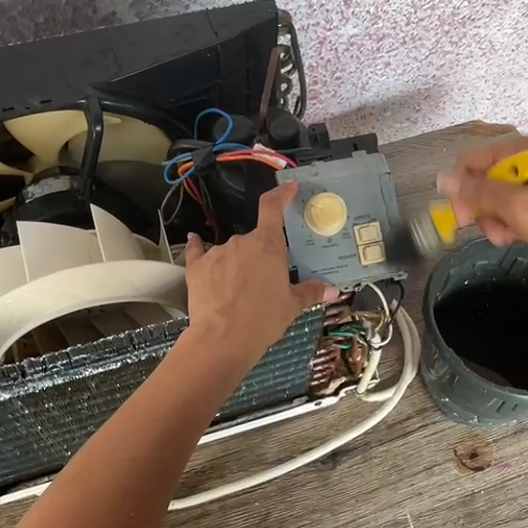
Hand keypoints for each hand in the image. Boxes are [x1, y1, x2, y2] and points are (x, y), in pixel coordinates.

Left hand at [181, 181, 335, 362]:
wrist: (222, 339)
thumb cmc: (263, 320)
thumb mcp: (292, 306)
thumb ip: (310, 292)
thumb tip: (332, 289)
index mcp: (268, 246)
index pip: (273, 208)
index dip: (281, 195)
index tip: (288, 188)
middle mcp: (241, 242)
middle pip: (254, 239)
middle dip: (261, 255)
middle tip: (266, 279)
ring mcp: (216, 252)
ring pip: (231, 251)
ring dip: (237, 263)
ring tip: (240, 290)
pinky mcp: (196, 267)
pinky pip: (198, 250)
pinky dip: (200, 247)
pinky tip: (196, 242)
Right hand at [437, 135, 527, 263]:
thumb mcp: (515, 206)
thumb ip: (477, 191)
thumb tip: (442, 179)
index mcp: (524, 148)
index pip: (471, 159)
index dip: (460, 187)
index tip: (462, 217)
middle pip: (486, 176)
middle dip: (481, 206)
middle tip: (491, 232)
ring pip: (502, 193)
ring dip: (497, 217)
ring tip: (509, 237)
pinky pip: (521, 201)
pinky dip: (515, 218)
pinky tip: (521, 235)